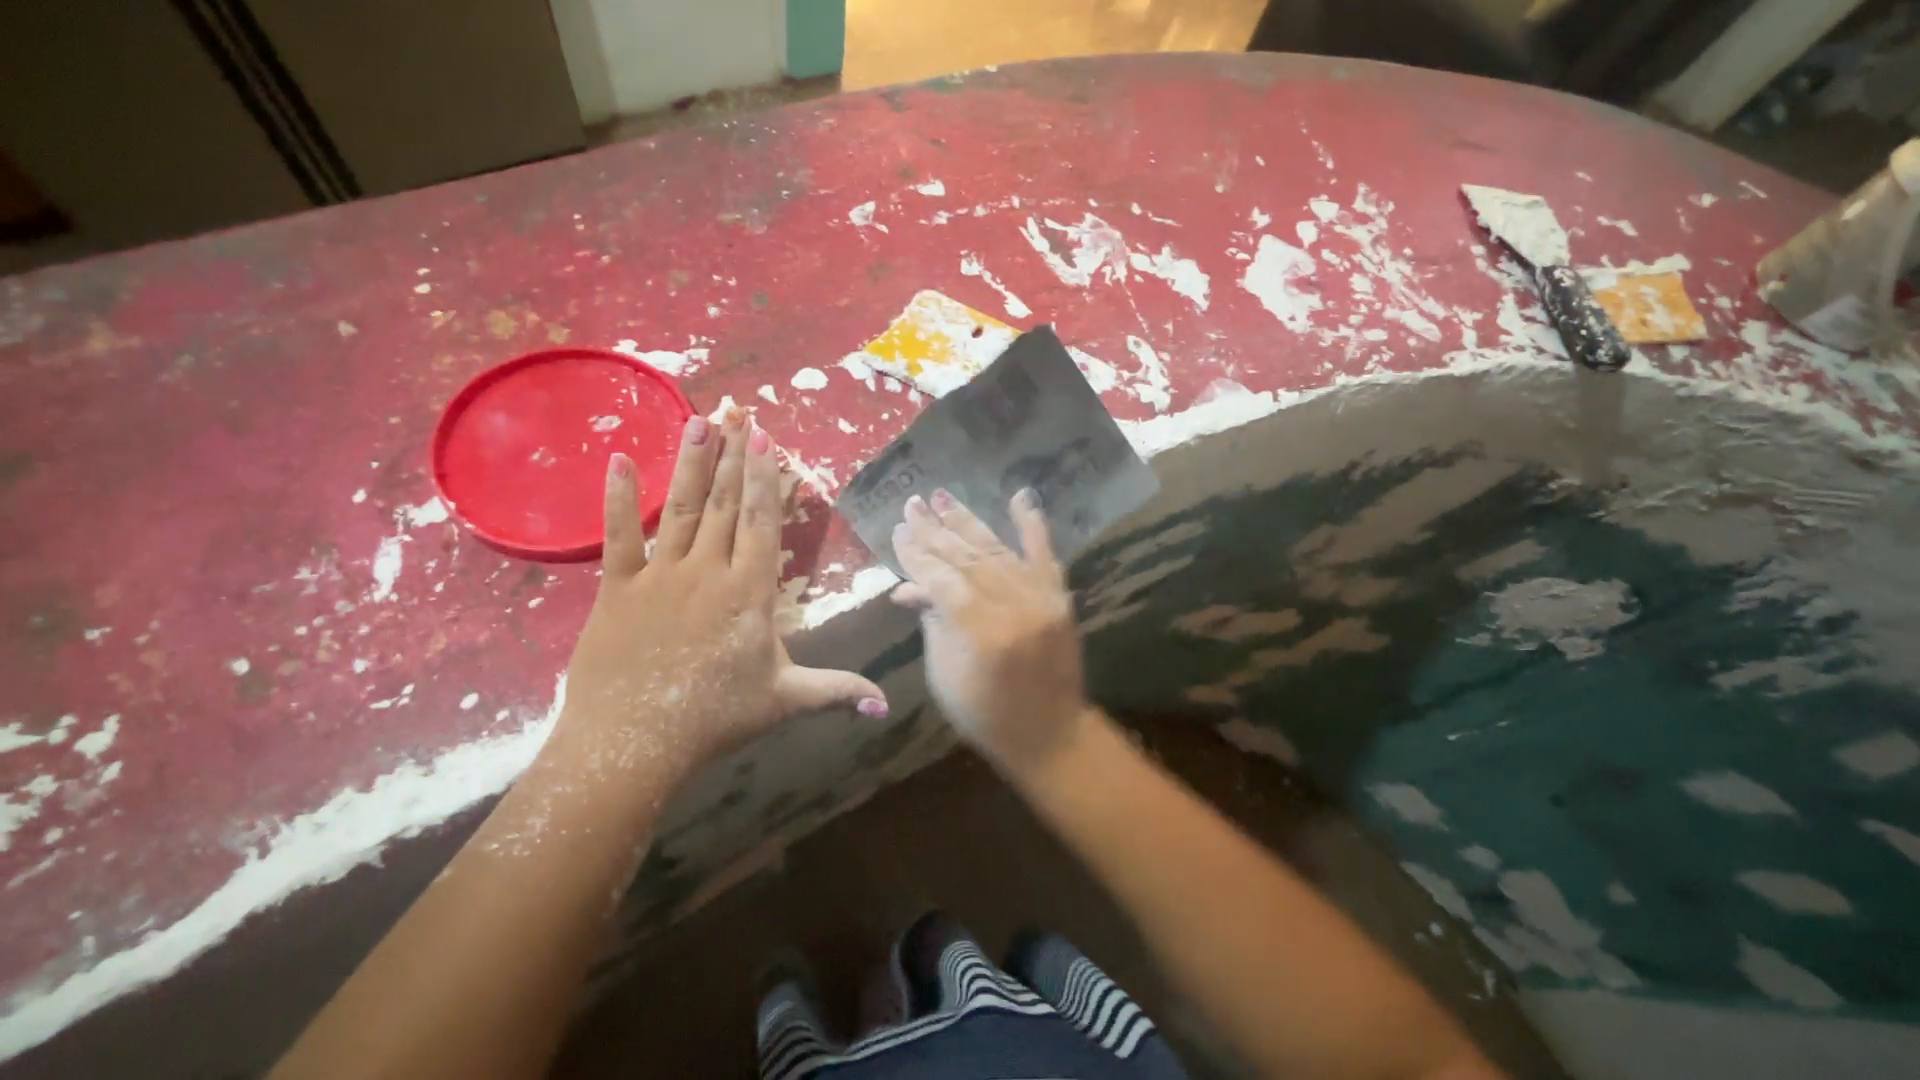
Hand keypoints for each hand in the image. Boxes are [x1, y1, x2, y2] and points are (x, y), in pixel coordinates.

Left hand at [551, 410, 887, 790]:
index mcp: (749, 591)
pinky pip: (619, 535)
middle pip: (725, 503)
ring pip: (681, 508)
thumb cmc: (714, 718)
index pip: (761, 521)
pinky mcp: (617, 588)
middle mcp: (707, 571)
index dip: (765, 476)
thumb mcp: (783, 701)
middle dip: (734, 455)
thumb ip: (835, 691)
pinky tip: (618, 459)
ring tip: (700, 420)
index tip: (765, 436)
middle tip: (738, 411)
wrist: (632, 741)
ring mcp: (660, 575)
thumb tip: (886, 704)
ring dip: (692, 462)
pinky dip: (617, 498)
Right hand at [891, 489, 1089, 774]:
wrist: (1050, 733)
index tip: (898, 529)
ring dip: (968, 522)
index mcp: (979, 631)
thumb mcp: (944, 674)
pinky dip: (1032, 525)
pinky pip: (1044, 554)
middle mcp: (1012, 606)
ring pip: (997, 550)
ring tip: (943, 497)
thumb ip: (932, 622)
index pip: (940, 579)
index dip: (916, 554)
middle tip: (913, 503)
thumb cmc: (985, 713)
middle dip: (935, 530)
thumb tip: (910, 586)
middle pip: (966, 558)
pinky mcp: (1059, 598)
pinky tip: (1019, 496)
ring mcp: (1041, 599)